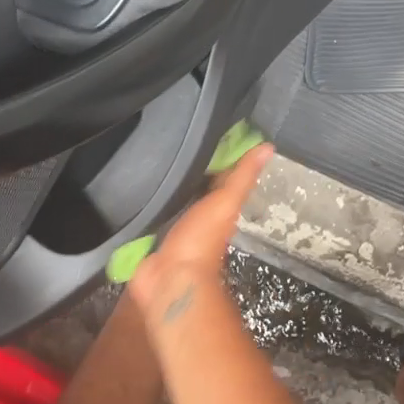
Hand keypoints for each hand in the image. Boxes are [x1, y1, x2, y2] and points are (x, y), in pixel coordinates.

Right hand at [128, 143, 272, 314]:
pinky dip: (144, 201)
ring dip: (165, 183)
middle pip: (193, 184)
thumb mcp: (225, 202)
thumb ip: (242, 176)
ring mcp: (172, 224)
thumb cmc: (201, 241)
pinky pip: (150, 212)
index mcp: (217, 206)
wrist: (169, 278)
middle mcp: (197, 213)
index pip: (219, 173)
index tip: (205, 125)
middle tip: (170, 135)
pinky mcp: (151, 233)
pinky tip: (135, 185)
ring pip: (171, 197)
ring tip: (151, 155)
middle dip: (185, 166)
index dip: (217, 152)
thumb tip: (269, 147)